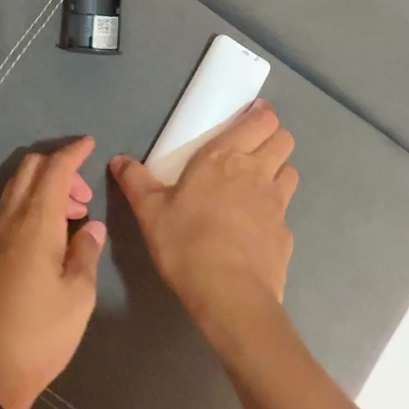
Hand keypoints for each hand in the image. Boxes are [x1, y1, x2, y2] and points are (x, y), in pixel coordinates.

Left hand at [0, 136, 105, 408]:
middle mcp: (12, 221)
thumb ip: (86, 253)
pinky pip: (13, 209)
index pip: (54, 170)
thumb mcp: (78, 296)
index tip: (91, 144)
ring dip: (46, 186)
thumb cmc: (41, 333)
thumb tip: (91, 226)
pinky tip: (53, 232)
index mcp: (35, 224)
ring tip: (75, 216)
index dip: (73, 153)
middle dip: (59, 168)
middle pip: (31, 170)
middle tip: (84, 195)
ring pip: (19, 188)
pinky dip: (34, 203)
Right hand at [111, 100, 298, 329]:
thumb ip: (135, 181)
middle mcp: (257, 172)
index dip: (262, 114)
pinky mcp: (286, 235)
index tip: (252, 115)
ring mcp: (277, 204)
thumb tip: (118, 160)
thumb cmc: (186, 242)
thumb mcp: (150, 211)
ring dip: (278, 171)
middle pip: (284, 139)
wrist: (229, 294)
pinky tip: (255, 228)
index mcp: (225, 157)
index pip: (261, 120)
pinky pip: (285, 213)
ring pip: (290, 172)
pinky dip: (274, 213)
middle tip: (252, 147)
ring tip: (257, 183)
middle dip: (273, 137)